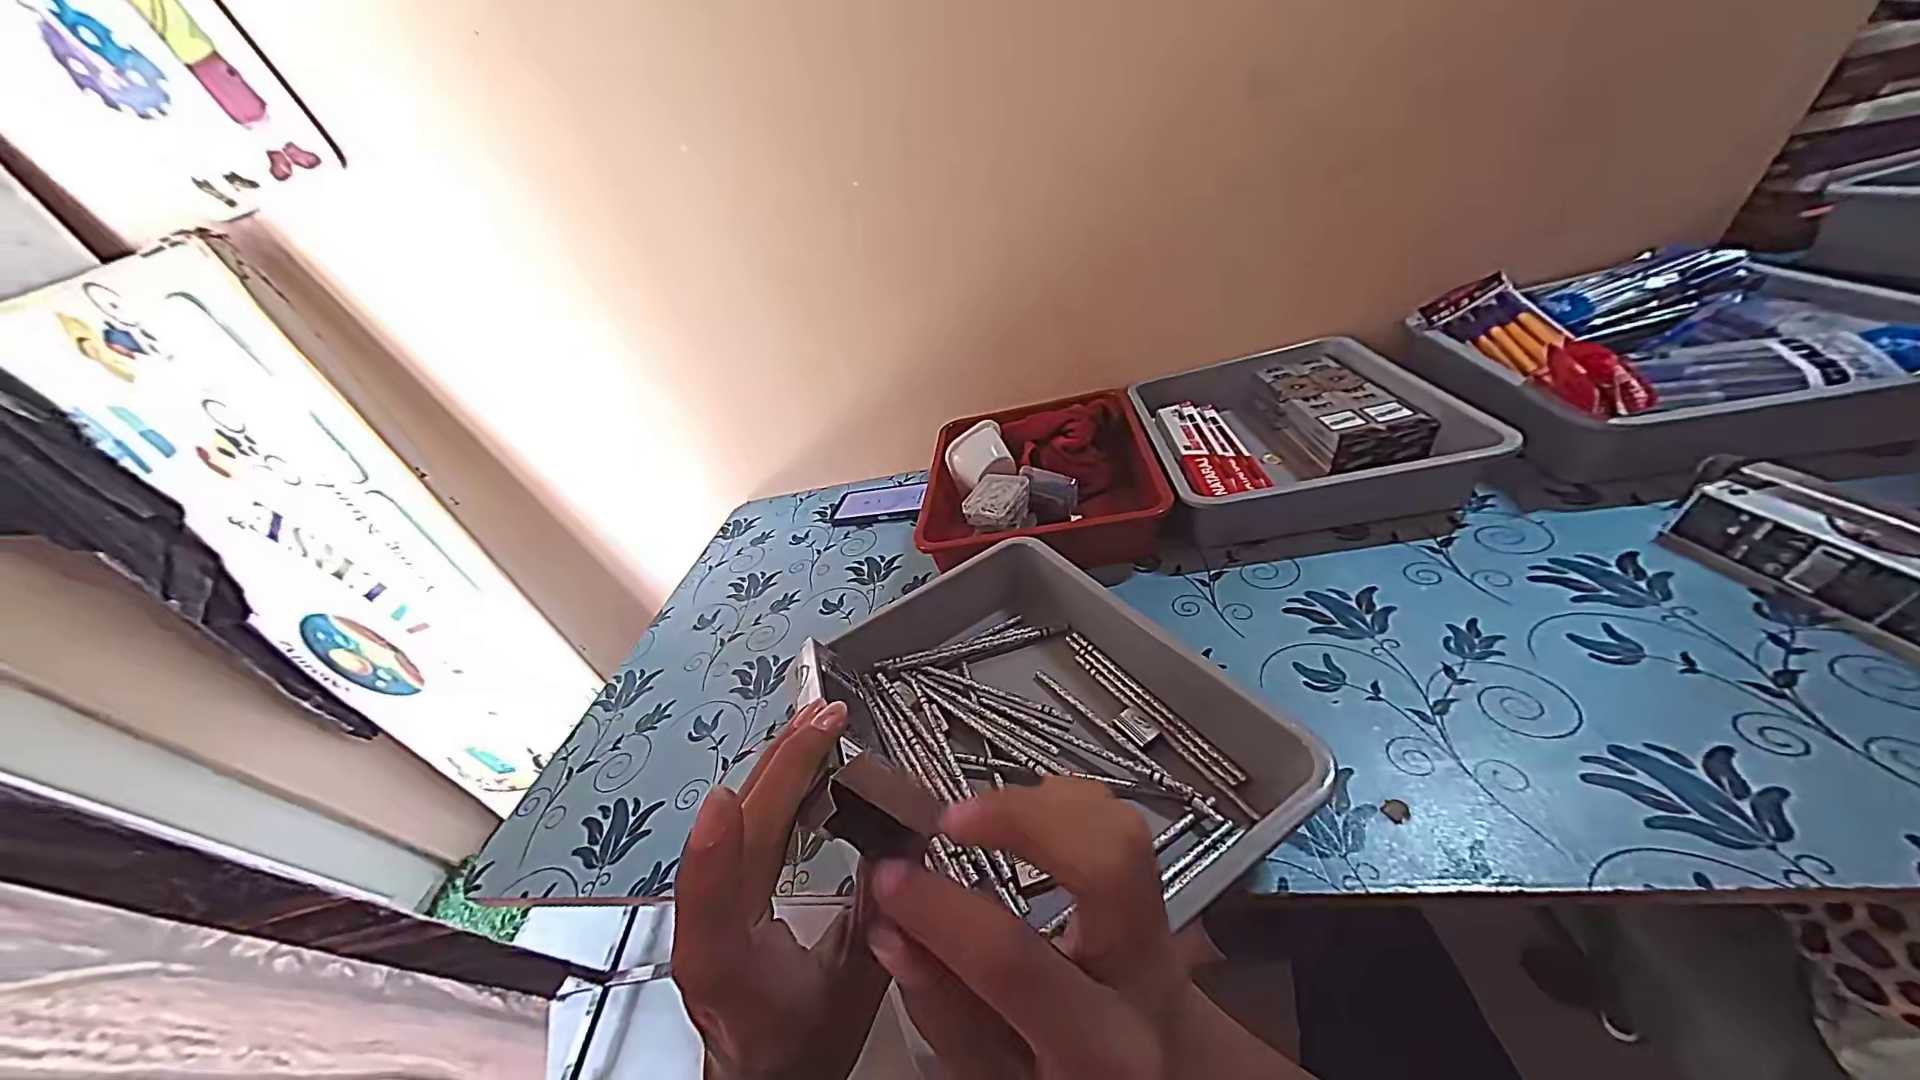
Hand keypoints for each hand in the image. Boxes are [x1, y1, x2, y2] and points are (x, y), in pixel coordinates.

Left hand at [673, 699, 890, 1079]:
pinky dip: (779, 775)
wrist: (763, 1058)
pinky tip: (802, 751)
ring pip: (739, 813)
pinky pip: (750, 815)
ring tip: (819, 722)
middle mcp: (708, 926)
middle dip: (781, 767)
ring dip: (781, 761)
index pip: (708, 913)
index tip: (727, 802)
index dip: (711, 860)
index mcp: (730, 969)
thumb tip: (902, 846)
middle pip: (734, 834)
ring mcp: (710, 894)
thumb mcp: (853, 993)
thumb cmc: (802, 1039)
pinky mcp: (724, 873)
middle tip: (829, 720)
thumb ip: (876, 923)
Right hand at [866, 778, 1313, 1078]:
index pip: (1014, 959)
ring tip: (981, 814)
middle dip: (1022, 819)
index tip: (890, 874)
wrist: (1152, 1069)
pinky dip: (1064, 801)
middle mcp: (1144, 975)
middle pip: (1107, 862)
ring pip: (1120, 829)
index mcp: (1097, 1045)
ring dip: (1042, 803)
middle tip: (952, 818)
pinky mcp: (1154, 886)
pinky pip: (1117, 820)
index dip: (941, 909)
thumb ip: (943, 1006)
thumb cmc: (1058, 1074)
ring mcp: (1160, 923)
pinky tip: (1024, 814)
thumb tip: (891, 927)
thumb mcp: (994, 1073)